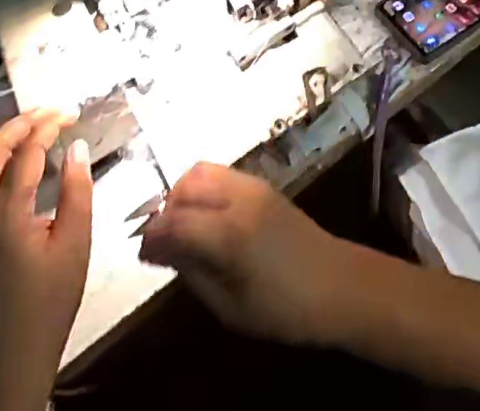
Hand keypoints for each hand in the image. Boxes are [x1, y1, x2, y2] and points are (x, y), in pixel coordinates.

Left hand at [0, 111, 92, 410]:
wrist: (10, 353)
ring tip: (28, 127)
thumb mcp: (77, 243)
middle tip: (51, 111)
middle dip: (20, 123)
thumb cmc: (51, 299)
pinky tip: (0, 161)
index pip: (27, 152)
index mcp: (8, 211)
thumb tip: (76, 147)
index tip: (72, 113)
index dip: (49, 126)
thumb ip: (78, 190)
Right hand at [136, 163, 360, 346]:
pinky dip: (204, 189)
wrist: (337, 284)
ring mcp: (255, 186)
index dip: (151, 236)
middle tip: (163, 240)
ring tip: (184, 227)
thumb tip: (159, 249)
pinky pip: (222, 174)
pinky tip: (207, 219)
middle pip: (186, 184)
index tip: (142, 254)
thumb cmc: (283, 308)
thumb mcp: (228, 306)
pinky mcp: (264, 185)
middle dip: (166, 209)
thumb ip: (191, 271)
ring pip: (203, 171)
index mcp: (231, 233)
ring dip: (184, 194)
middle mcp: (241, 199)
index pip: (174, 222)